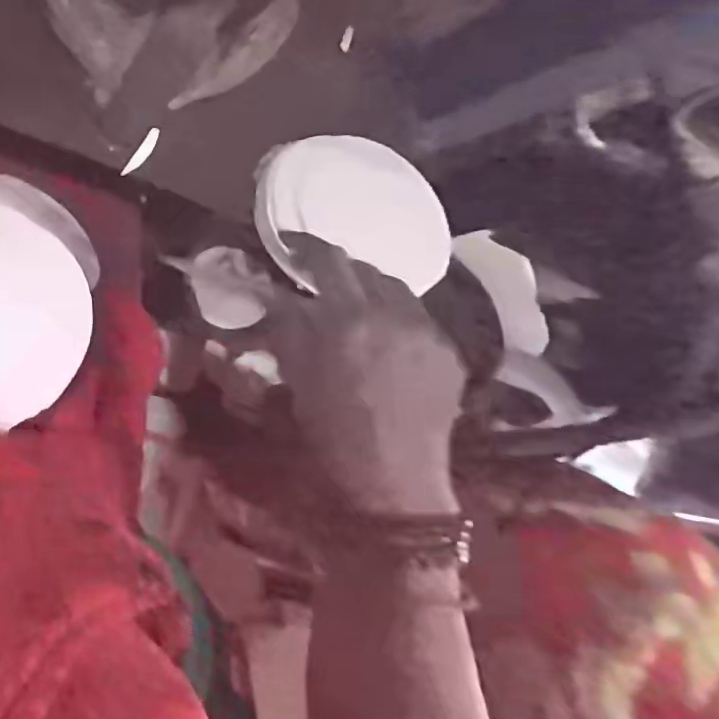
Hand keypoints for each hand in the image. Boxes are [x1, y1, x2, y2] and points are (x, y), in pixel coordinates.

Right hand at [268, 235, 463, 515]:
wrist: (391, 474)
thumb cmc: (325, 424)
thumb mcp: (290, 366)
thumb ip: (284, 321)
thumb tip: (269, 291)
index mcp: (344, 317)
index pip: (324, 258)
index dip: (302, 245)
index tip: (287, 245)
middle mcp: (391, 314)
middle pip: (361, 267)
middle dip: (334, 267)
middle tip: (312, 276)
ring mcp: (426, 331)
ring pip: (393, 287)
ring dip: (366, 288)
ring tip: (348, 304)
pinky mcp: (449, 351)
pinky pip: (416, 316)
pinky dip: (391, 314)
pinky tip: (378, 336)